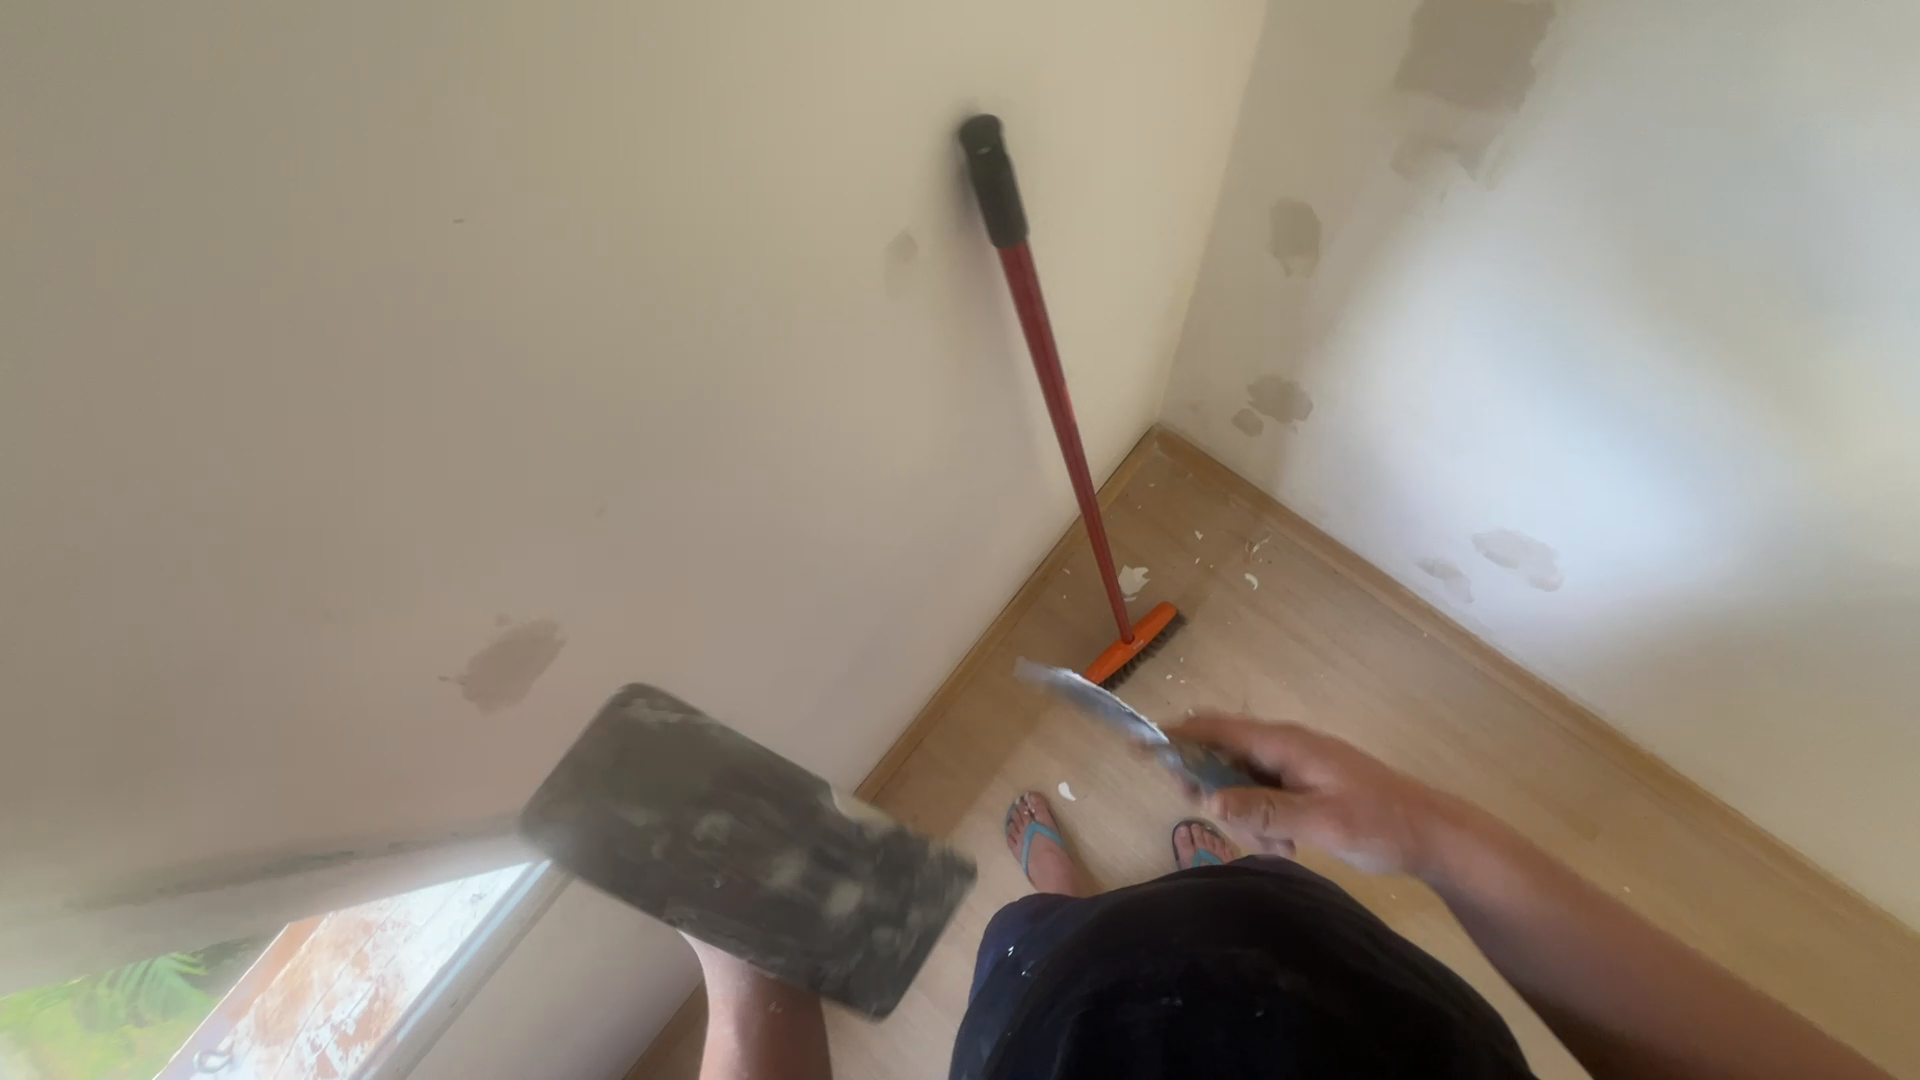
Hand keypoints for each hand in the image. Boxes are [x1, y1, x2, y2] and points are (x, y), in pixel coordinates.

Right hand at [1164, 712, 1462, 876]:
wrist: (1433, 835)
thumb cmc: (1379, 823)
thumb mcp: (1320, 823)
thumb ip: (1263, 810)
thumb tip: (1207, 796)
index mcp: (1283, 743)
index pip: (1216, 729)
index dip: (1176, 736)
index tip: (1142, 748)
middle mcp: (1282, 745)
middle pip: (1221, 753)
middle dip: (1210, 786)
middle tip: (1212, 816)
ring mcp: (1292, 764)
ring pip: (1240, 779)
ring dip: (1243, 813)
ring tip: (1275, 847)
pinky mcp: (1301, 782)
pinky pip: (1262, 794)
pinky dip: (1262, 819)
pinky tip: (1286, 846)